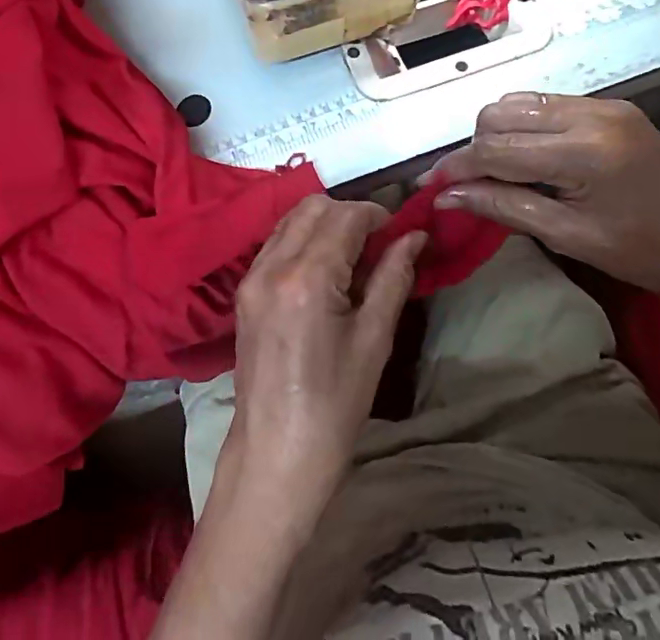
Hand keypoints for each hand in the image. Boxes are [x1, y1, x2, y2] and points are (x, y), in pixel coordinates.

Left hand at [221, 195, 427, 519]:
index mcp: (307, 278)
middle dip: (350, 214)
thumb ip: (394, 276)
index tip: (400, 234)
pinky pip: (275, 244)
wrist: (276, 453)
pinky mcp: (244, 293)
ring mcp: (251, 278)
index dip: (378, 215)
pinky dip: (303, 241)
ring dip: (325, 224)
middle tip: (377, 245)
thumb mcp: (374, 339)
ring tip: (353, 259)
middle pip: (313, 207)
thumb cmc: (335, 404)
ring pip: (290, 220)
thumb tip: (415, 236)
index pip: (345, 217)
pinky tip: (325, 273)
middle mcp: (272, 267)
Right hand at [427, 93, 659, 318]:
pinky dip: (527, 128)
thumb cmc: (641, 253)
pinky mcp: (613, 107)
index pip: (496, 148)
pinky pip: (549, 105)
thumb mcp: (566, 236)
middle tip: (473, 185)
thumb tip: (445, 197)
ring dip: (499, 133)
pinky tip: (532, 159)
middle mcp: (592, 114)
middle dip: (477, 147)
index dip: (458, 167)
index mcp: (584, 151)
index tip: (432, 187)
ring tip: (501, 173)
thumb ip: (502, 207)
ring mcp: (605, 105)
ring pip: (521, 102)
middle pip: (502, 113)